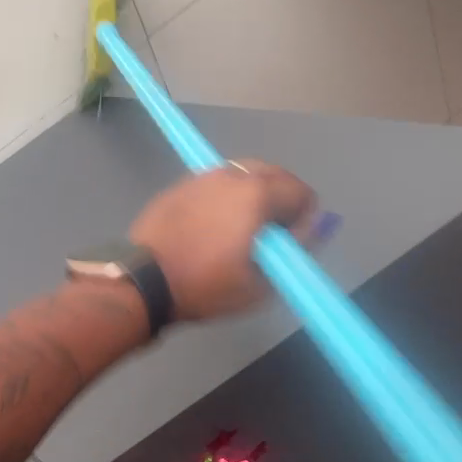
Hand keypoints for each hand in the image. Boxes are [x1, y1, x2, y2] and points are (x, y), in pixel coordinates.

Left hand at [127, 160, 320, 319]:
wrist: (139, 284)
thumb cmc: (202, 287)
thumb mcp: (259, 284)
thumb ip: (297, 250)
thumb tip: (321, 225)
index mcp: (256, 193)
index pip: (301, 193)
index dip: (303, 221)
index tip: (287, 247)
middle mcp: (229, 175)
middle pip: (272, 176)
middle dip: (279, 201)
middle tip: (266, 237)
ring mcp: (198, 178)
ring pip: (239, 177)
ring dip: (248, 197)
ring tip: (237, 232)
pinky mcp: (174, 189)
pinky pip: (210, 187)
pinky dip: (219, 200)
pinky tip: (207, 229)